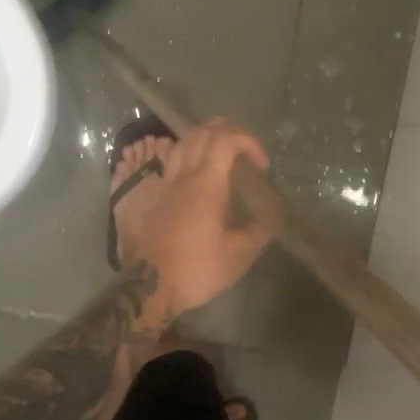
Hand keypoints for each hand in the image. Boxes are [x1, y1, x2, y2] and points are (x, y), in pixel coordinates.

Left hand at [118, 119, 275, 317]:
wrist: (150, 286)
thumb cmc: (197, 270)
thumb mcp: (238, 256)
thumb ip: (258, 232)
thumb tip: (269, 220)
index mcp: (206, 185)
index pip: (225, 140)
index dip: (248, 142)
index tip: (262, 165)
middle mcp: (183, 176)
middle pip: (201, 133)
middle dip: (227, 132)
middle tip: (245, 151)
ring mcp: (164, 185)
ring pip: (181, 144)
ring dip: (204, 139)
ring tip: (221, 154)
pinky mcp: (154, 198)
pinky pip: (171, 163)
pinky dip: (189, 156)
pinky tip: (198, 174)